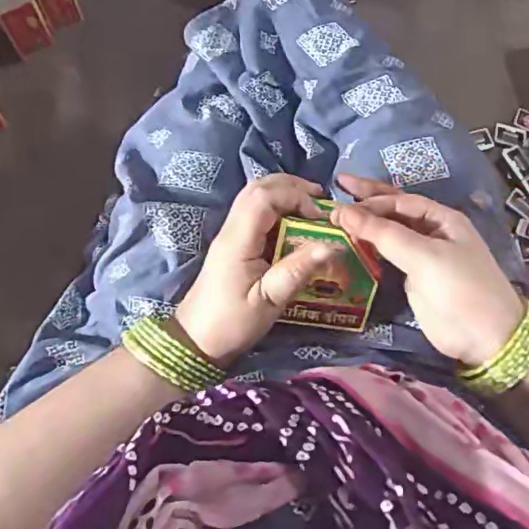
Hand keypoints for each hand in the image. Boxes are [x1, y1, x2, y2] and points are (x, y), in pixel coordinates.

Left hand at [174, 174, 343, 366]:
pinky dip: (278, 210)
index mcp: (238, 240)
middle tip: (322, 201)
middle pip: (258, 188)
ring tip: (313, 210)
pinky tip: (296, 226)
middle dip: (292, 187)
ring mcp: (230, 235)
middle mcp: (231, 230)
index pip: (264, 196)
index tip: (319, 217)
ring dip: (285, 195)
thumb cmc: (232, 323)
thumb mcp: (269, 301)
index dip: (295, 196)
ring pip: (255, 197)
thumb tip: (333, 246)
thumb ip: (298, 270)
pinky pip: (256, 214)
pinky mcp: (234, 244)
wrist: (196, 340)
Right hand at [332, 174, 524, 368]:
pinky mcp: (415, 278)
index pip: (400, 201)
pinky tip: (352, 243)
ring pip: (390, 233)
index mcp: (442, 219)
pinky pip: (389, 255)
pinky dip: (370, 247)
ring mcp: (423, 256)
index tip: (340, 204)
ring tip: (336, 216)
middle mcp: (433, 233)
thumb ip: (384, 234)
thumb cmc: (460, 289)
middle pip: (395, 210)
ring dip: (366, 225)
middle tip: (337, 185)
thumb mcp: (424, 256)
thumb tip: (344, 212)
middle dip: (367, 199)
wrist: (485, 338)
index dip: (371, 200)